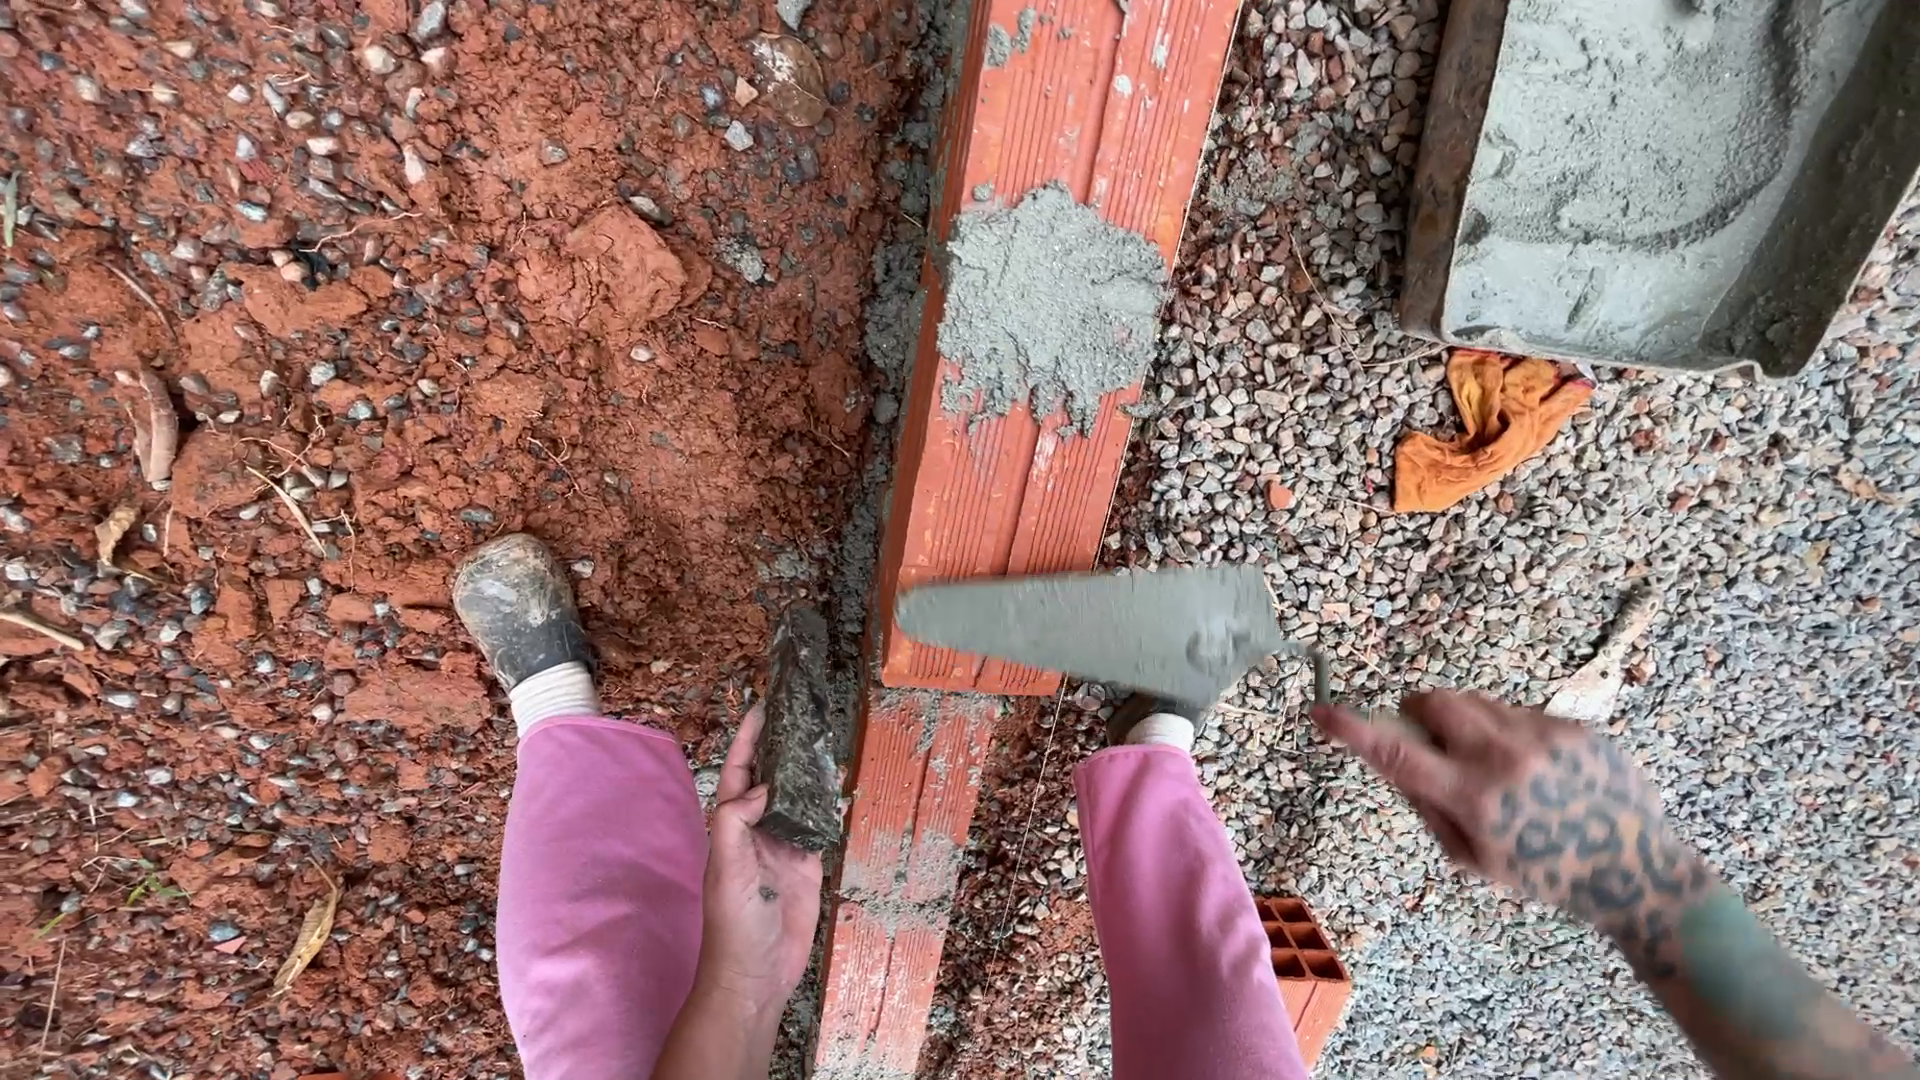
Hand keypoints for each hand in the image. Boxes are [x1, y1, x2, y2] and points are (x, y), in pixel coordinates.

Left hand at [695, 703, 823, 1014]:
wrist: (758, 974)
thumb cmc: (733, 923)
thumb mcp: (726, 870)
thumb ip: (737, 824)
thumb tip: (765, 787)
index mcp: (731, 827)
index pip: (739, 773)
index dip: (747, 741)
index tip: (760, 709)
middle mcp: (758, 828)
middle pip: (770, 778)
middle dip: (779, 747)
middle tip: (799, 714)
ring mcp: (784, 843)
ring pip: (797, 797)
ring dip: (807, 770)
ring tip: (823, 739)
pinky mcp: (808, 861)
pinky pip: (818, 823)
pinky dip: (827, 802)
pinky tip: (837, 784)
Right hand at [1311, 690, 1706, 934]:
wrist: (1645, 876)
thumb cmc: (1546, 875)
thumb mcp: (1473, 858)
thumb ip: (1426, 804)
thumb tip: (1392, 760)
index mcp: (1476, 797)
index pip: (1397, 755)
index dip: (1352, 730)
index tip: (1321, 711)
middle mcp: (1506, 758)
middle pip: (1435, 701)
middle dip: (1419, 711)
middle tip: (1429, 736)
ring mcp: (1546, 737)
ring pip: (1474, 700)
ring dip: (1463, 719)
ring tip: (1491, 758)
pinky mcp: (1576, 728)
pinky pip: (1518, 711)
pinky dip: (1506, 729)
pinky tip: (1536, 767)